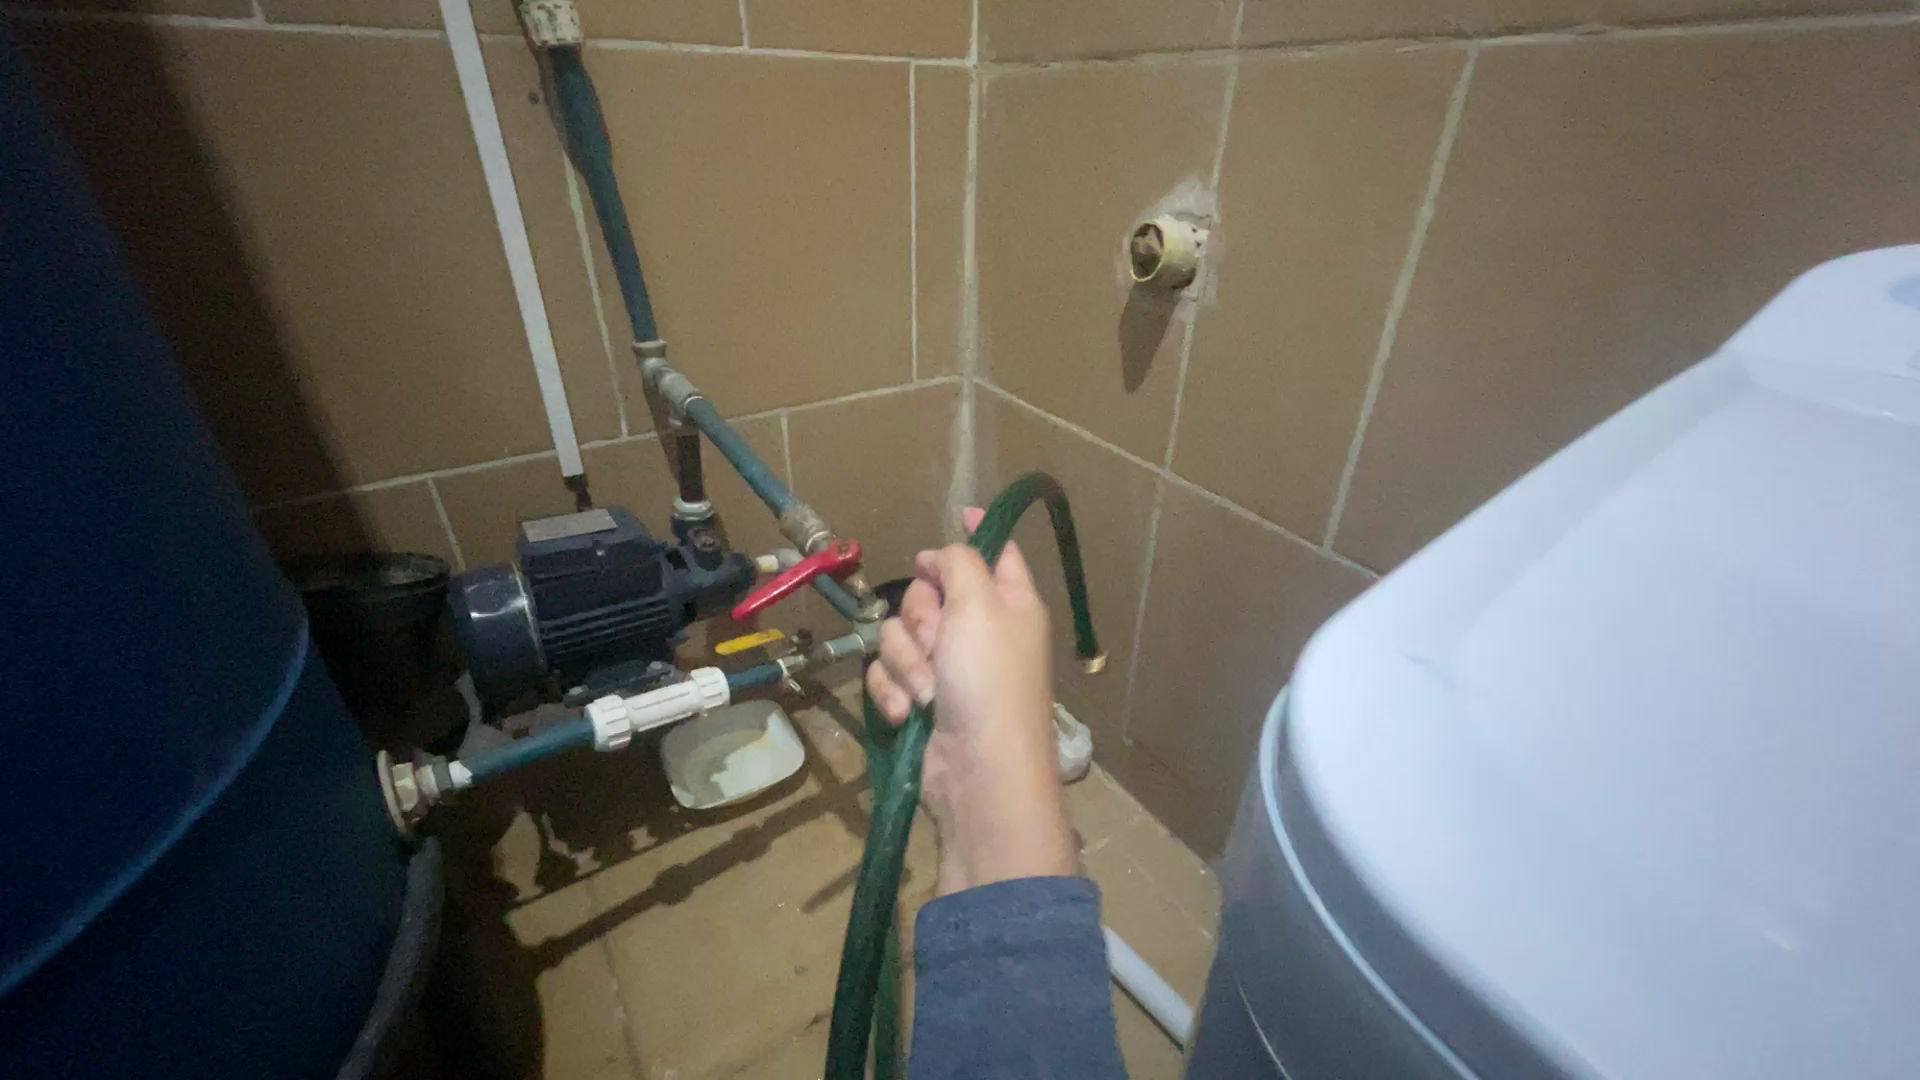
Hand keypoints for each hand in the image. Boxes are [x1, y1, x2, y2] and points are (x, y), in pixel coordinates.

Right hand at [865, 508, 1076, 895]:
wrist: (978, 770)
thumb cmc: (989, 679)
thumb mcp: (980, 604)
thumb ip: (960, 563)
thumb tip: (941, 554)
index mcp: (1010, 602)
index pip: (996, 551)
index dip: (975, 532)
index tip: (956, 514)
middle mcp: (981, 629)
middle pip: (931, 590)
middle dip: (922, 616)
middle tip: (938, 641)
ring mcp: (950, 666)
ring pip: (900, 633)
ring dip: (907, 662)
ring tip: (928, 690)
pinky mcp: (921, 698)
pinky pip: (888, 673)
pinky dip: (896, 692)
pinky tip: (911, 713)